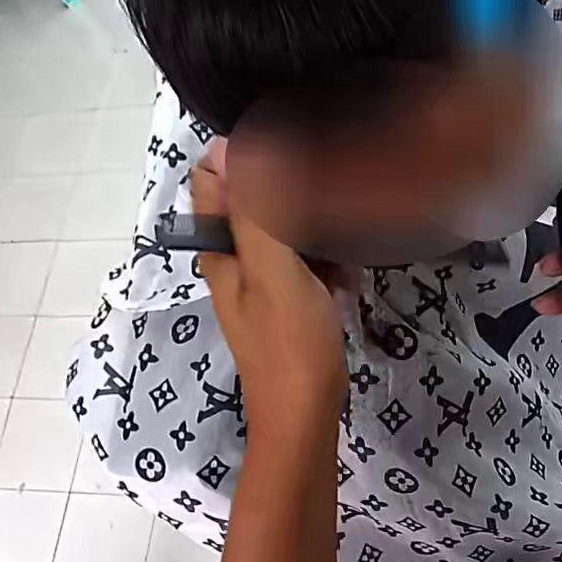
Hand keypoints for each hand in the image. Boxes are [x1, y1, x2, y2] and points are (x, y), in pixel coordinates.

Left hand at [194, 140, 352, 437]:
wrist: (305, 413)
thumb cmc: (290, 344)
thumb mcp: (274, 271)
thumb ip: (254, 213)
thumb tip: (234, 149)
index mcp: (220, 250)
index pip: (215, 179)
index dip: (245, 156)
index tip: (293, 151)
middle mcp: (235, 262)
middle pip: (257, 204)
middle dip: (294, 198)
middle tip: (331, 205)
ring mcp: (264, 284)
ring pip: (288, 235)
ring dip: (316, 235)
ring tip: (343, 251)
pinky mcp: (290, 303)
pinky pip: (306, 265)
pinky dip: (326, 265)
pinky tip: (346, 279)